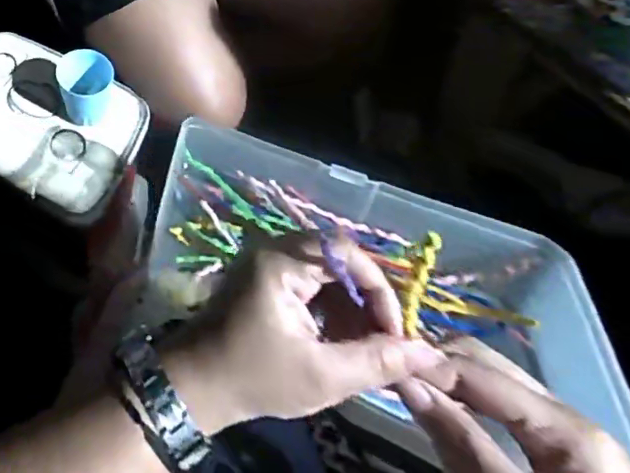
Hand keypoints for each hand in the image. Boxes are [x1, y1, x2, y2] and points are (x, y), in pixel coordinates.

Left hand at [160, 234, 447, 431]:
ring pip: (324, 269)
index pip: (344, 252)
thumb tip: (429, 352)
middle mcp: (271, 250)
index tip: (395, 332)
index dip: (379, 289)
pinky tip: (342, 338)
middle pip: (335, 257)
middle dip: (367, 298)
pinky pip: (307, 277)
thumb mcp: (324, 375)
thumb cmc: (258, 376)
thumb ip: (378, 361)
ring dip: (351, 303)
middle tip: (386, 340)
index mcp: (279, 263)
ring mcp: (264, 261)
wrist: (200, 379)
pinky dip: (330, 304)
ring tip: (367, 346)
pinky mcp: (263, 276)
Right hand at [395, 341, 629, 472]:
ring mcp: (574, 434)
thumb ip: (460, 440)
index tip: (381, 360)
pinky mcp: (570, 452)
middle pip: (490, 364)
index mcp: (568, 428)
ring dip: (452, 377)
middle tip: (392, 368)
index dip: (426, 362)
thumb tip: (406, 382)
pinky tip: (447, 407)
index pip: (477, 370)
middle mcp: (573, 417)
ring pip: (498, 380)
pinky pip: (510, 408)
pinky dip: (473, 399)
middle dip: (438, 361)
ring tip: (411, 384)